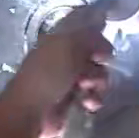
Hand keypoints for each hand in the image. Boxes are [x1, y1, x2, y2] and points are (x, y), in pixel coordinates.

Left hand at [0, 7, 113, 137]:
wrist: (31, 112)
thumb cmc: (48, 73)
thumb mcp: (70, 45)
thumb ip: (90, 35)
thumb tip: (105, 35)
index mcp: (59, 38)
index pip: (83, 24)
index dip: (98, 27)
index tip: (107, 34)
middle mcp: (64, 56)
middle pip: (95, 51)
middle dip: (101, 59)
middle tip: (99, 62)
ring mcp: (68, 79)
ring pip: (97, 74)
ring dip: (98, 81)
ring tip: (89, 88)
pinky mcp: (72, 101)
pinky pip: (93, 95)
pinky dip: (94, 98)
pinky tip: (88, 103)